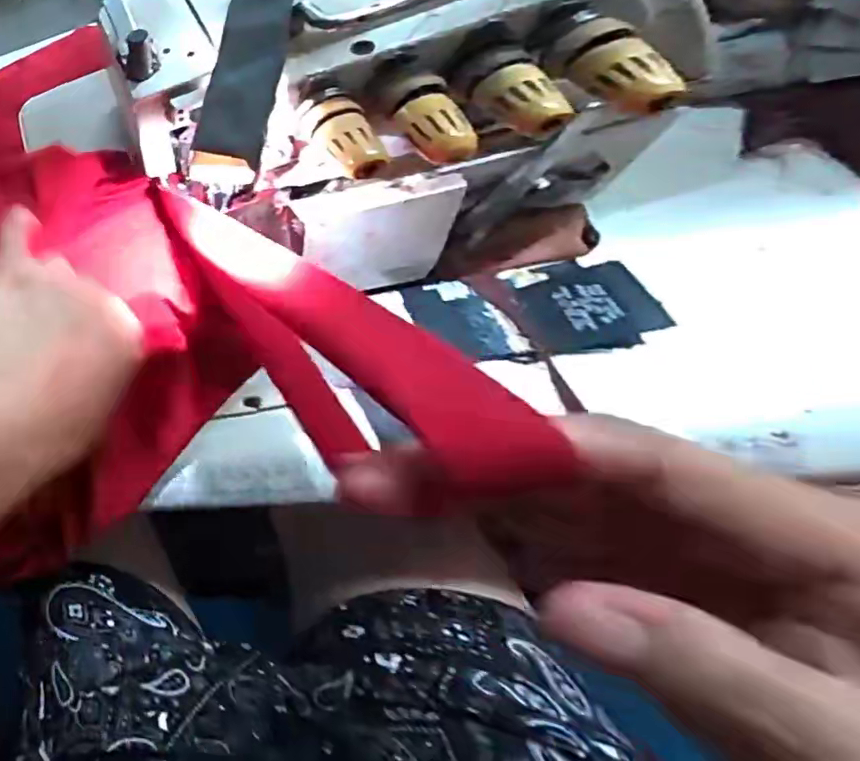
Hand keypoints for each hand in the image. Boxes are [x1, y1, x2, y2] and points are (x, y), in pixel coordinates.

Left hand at [0, 207, 143, 490]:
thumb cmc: (52, 434)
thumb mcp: (103, 411)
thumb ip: (110, 369)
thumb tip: (99, 356)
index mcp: (130, 331)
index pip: (122, 318)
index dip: (98, 335)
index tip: (82, 352)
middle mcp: (99, 293)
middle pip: (88, 287)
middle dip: (70, 309)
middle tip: (47, 339)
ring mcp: (55, 276)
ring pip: (55, 267)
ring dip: (42, 285)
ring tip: (19, 314)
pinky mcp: (12, 269)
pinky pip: (17, 231)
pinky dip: (17, 226)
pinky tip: (20, 221)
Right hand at [341, 415, 859, 760]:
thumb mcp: (843, 746)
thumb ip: (719, 672)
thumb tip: (561, 608)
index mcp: (805, 532)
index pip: (644, 459)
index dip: (531, 441)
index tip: (432, 451)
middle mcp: (718, 521)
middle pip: (566, 470)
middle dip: (458, 467)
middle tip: (360, 480)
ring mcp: (676, 554)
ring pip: (541, 501)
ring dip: (449, 496)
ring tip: (364, 496)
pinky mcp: (643, 588)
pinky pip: (546, 548)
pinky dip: (478, 540)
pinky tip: (419, 537)